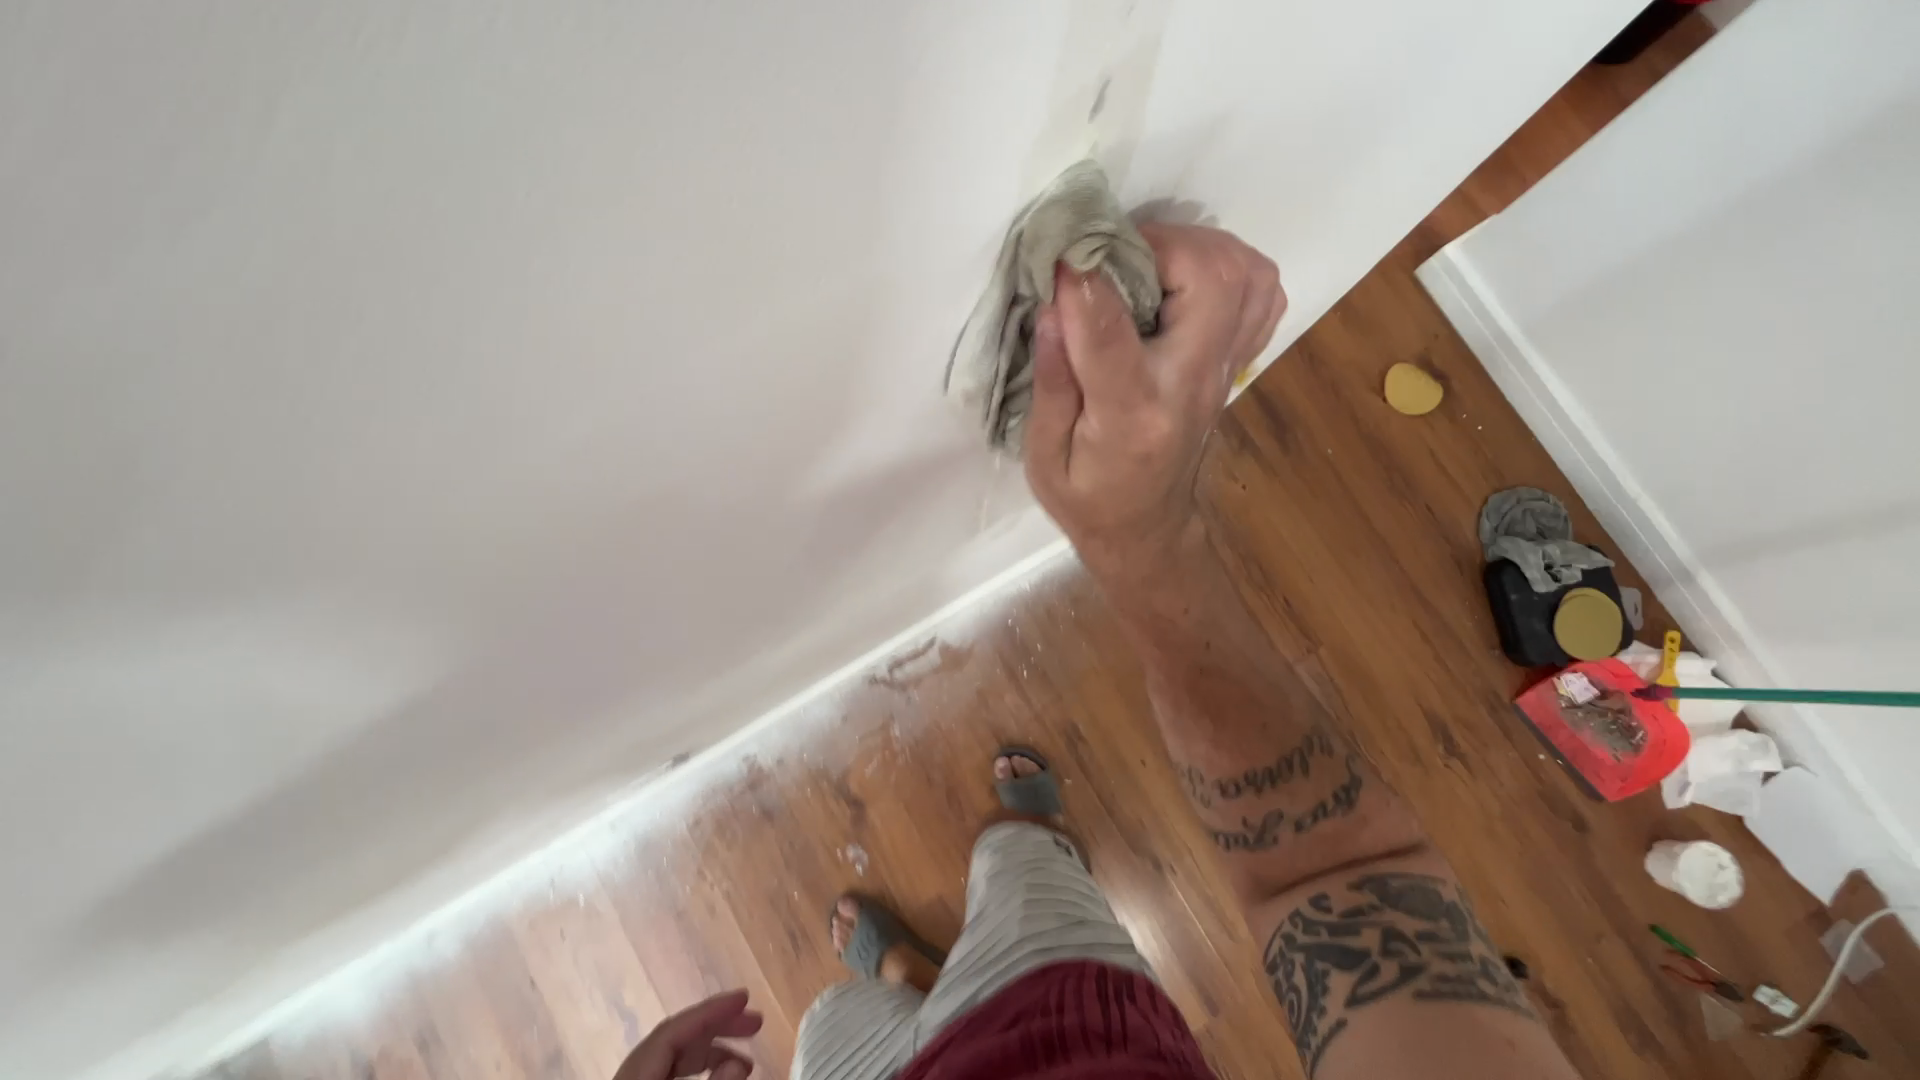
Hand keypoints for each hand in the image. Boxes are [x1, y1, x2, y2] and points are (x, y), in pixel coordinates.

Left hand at [612, 989, 762, 1079]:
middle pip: (673, 1039)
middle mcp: (628, 1073)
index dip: (710, 1011)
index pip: (672, 1031)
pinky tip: (720, 1072)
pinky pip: (667, 1075)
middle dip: (716, 1027)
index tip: (746, 996)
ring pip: (671, 1058)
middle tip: (757, 1022)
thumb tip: (741, 1063)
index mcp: (634, 1074)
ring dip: (711, 1051)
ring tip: (747, 1060)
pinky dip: (697, 1071)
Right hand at [1023, 223, 1283, 582]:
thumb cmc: (1086, 497)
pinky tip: (1185, 281)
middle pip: (1212, 281)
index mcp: (1131, 416)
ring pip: (1247, 274)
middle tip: (1114, 255)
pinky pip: (1261, 294)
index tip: (1058, 251)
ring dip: (1197, 248)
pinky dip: (1230, 267)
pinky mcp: (1235, 364)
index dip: (1083, 280)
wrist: (1146, 528)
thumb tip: (1053, 305)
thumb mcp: (1043, 457)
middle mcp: (1189, 385)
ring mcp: (1222, 372)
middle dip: (1158, 243)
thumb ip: (1051, 382)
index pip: (1112, 332)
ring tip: (1148, 264)